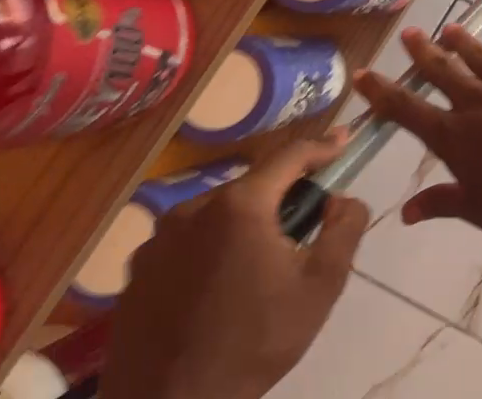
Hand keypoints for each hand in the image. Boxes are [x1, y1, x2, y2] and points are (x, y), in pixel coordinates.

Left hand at [101, 135, 369, 398]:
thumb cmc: (254, 341)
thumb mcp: (322, 284)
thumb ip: (345, 228)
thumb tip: (341, 199)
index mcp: (240, 206)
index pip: (291, 156)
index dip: (324, 145)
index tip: (345, 140)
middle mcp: (192, 210)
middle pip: (253, 187)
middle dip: (283, 199)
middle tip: (305, 229)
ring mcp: (156, 241)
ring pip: (218, 215)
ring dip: (245, 225)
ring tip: (259, 268)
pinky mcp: (135, 272)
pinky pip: (187, 243)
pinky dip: (211, 250)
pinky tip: (219, 289)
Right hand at [356, 22, 481, 230]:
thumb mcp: (480, 210)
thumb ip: (442, 203)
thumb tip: (405, 213)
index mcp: (454, 135)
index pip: (406, 110)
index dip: (381, 92)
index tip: (364, 74)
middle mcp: (477, 102)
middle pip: (442, 72)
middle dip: (422, 52)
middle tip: (408, 33)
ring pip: (480, 57)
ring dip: (464, 41)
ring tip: (449, 27)